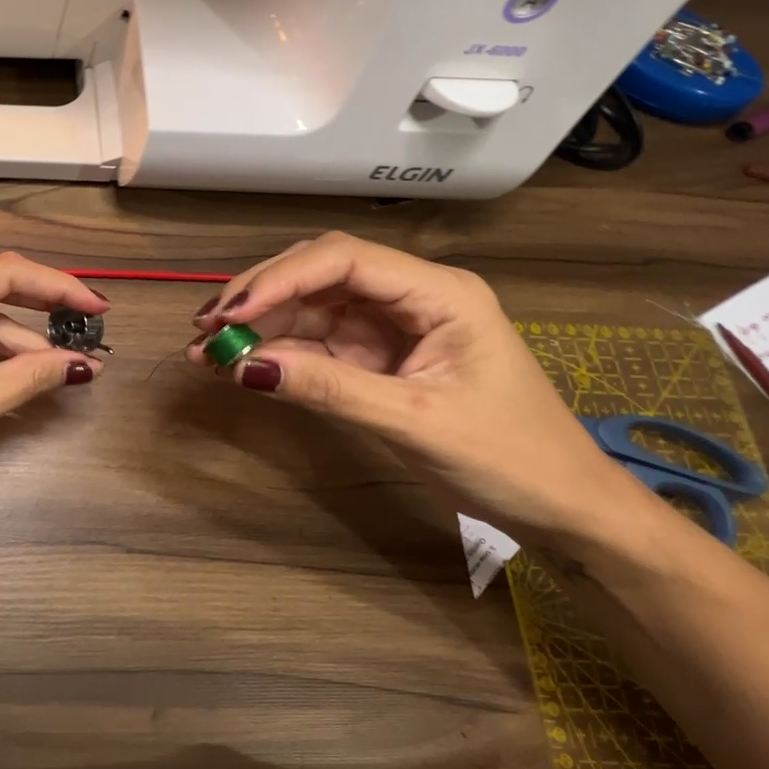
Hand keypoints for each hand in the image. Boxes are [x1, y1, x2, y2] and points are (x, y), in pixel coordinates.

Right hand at [185, 232, 641, 549]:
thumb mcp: (414, 422)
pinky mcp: (376, 358)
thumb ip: (327, 389)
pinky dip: (276, 354)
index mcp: (438, 293)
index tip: (231, 314)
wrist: (563, 509)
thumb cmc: (509, 459)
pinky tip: (240, 365)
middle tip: (205, 327)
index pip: (344, 259)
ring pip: (310, 307)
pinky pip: (316, 344)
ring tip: (207, 350)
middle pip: (319, 273)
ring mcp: (390, 327)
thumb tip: (243, 368)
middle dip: (260, 296)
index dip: (280, 278)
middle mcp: (410, 296)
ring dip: (259, 326)